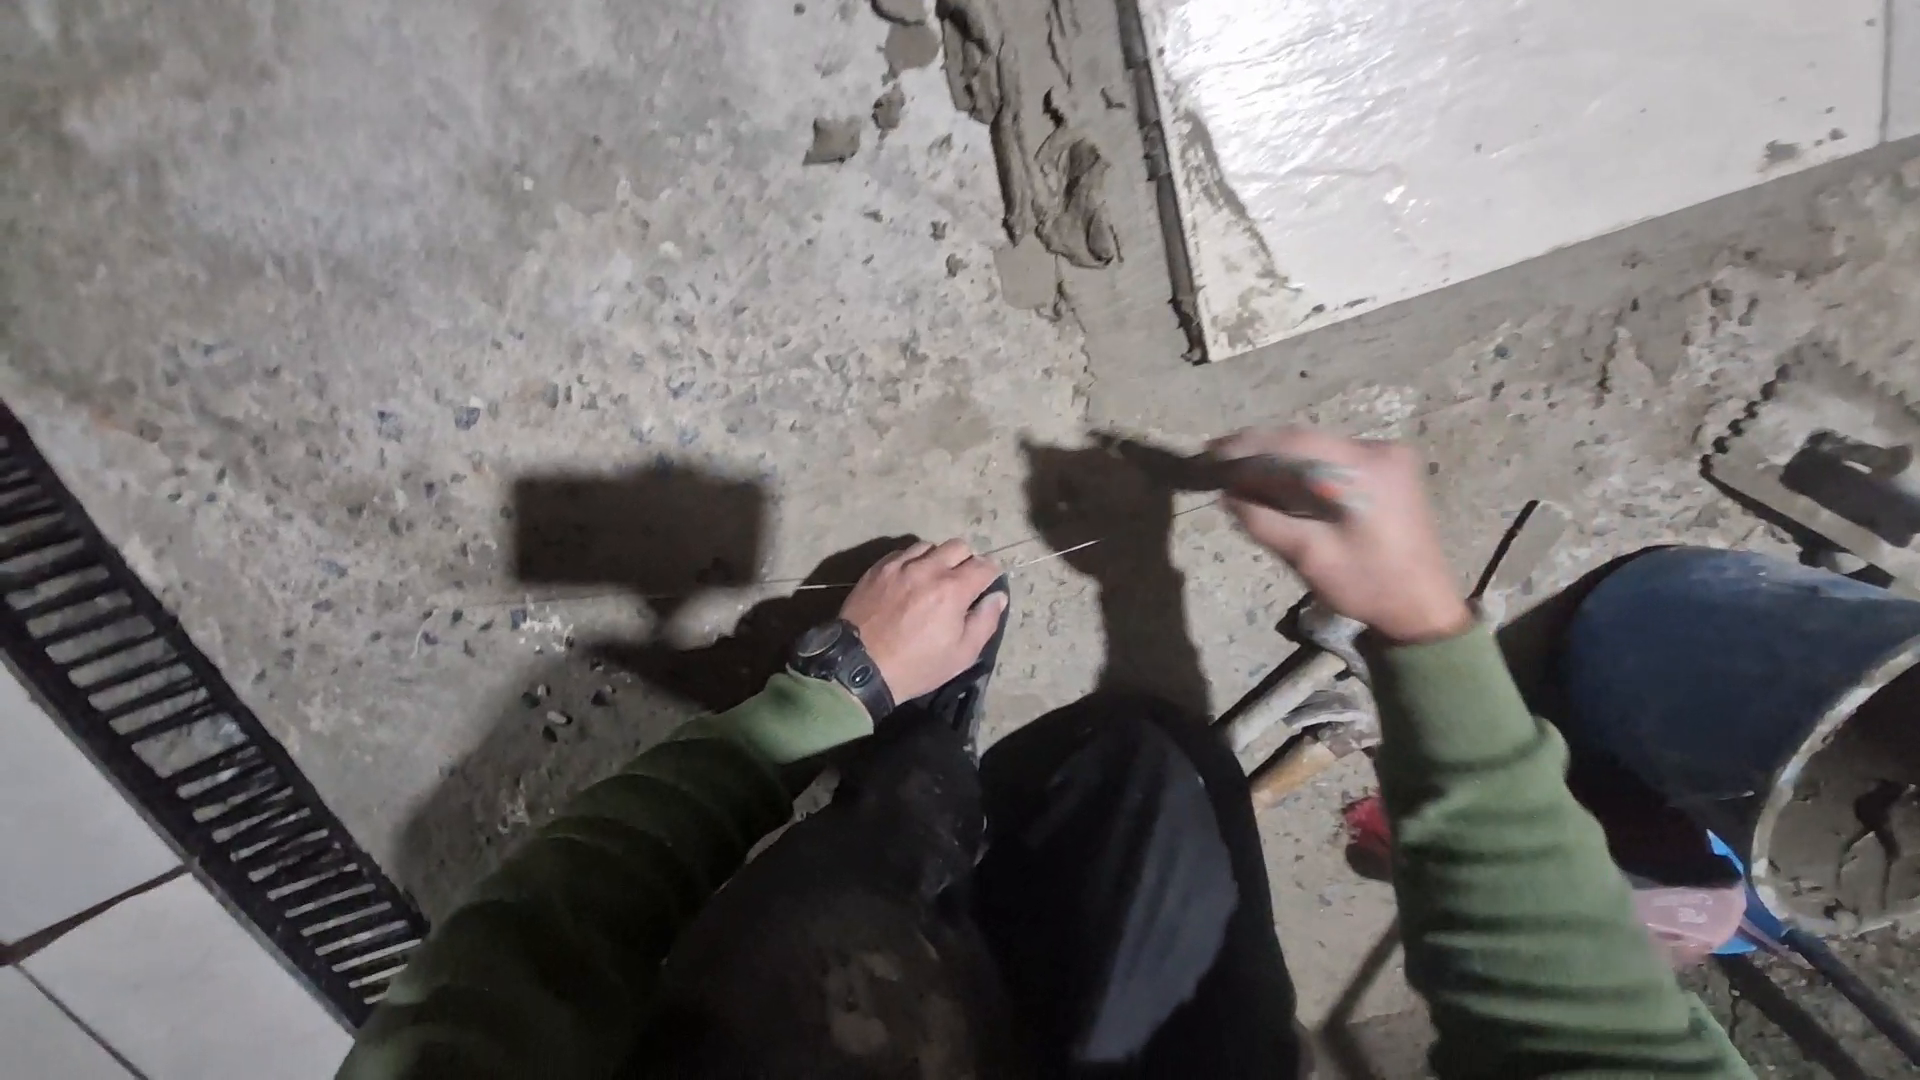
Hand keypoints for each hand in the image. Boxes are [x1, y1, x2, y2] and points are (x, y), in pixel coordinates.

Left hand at [839, 539, 1008, 699]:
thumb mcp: (962, 654)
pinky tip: (910, 579)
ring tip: (933, 579)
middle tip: (962, 581)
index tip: (988, 583)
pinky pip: (903, 552)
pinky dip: (913, 561)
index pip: (984, 565)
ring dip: (938, 558)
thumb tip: (997, 596)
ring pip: (929, 546)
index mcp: (953, 590)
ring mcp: (900, 565)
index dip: (991, 573)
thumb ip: (985, 621)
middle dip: (967, 560)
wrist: (860, 667)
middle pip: (958, 546)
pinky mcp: (878, 568)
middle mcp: (928, 569)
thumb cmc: (917, 666)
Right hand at [1212, 428, 1471, 644]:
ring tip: (1235, 471)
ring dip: (1276, 461)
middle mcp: (1379, 451)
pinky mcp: (1386, 472)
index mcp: (1365, 468)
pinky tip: (1271, 481)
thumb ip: (1263, 521)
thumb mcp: (1307, 555)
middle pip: (1305, 442)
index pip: (1294, 442)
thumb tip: (1227, 496)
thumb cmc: (1368, 585)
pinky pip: (1330, 461)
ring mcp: (1386, 459)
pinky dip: (1298, 471)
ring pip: (1316, 451)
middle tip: (1215, 459)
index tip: (1211, 452)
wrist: (1424, 607)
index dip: (1247, 445)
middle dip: (1258, 451)